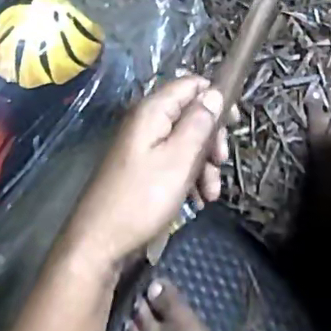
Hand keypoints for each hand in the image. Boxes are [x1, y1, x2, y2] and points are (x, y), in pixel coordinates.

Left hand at [60, 75, 227, 271]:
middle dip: (211, 139)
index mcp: (153, 111)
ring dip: (204, 164)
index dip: (216, 98)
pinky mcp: (142, 169)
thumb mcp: (179, 160)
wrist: (97, 246)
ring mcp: (143, 146)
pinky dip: (189, 177)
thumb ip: (200, 123)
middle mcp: (147, 122)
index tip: (233, 123)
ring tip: (210, 194)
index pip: (191, 84)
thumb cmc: (142, 200)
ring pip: (186, 141)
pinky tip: (197, 201)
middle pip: (191, 114)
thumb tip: (215, 93)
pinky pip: (174, 161)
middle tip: (220, 164)